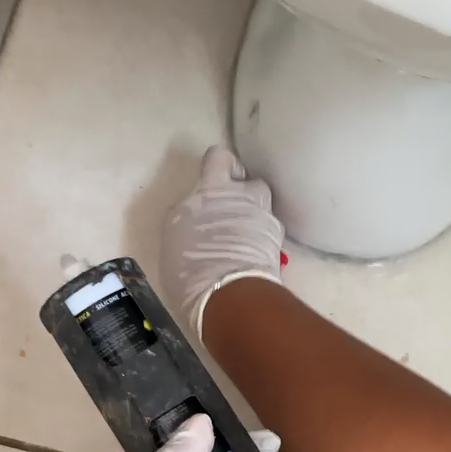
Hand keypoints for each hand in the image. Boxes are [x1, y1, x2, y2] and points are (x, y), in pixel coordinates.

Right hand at [161, 146, 284, 340]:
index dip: (218, 168)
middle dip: (240, 187)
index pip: (217, 159)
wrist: (227, 293)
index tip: (212, 184)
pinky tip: (254, 255)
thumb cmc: (187, 269)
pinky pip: (270, 229)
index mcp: (207, 190)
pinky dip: (263, 238)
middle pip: (247, 177)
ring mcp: (262, 214)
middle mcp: (238, 194)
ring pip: (262, 201)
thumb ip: (186, 220)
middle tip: (230, 208)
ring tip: (244, 235)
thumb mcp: (173, 240)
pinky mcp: (277, 238)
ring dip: (255, 212)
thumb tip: (194, 222)